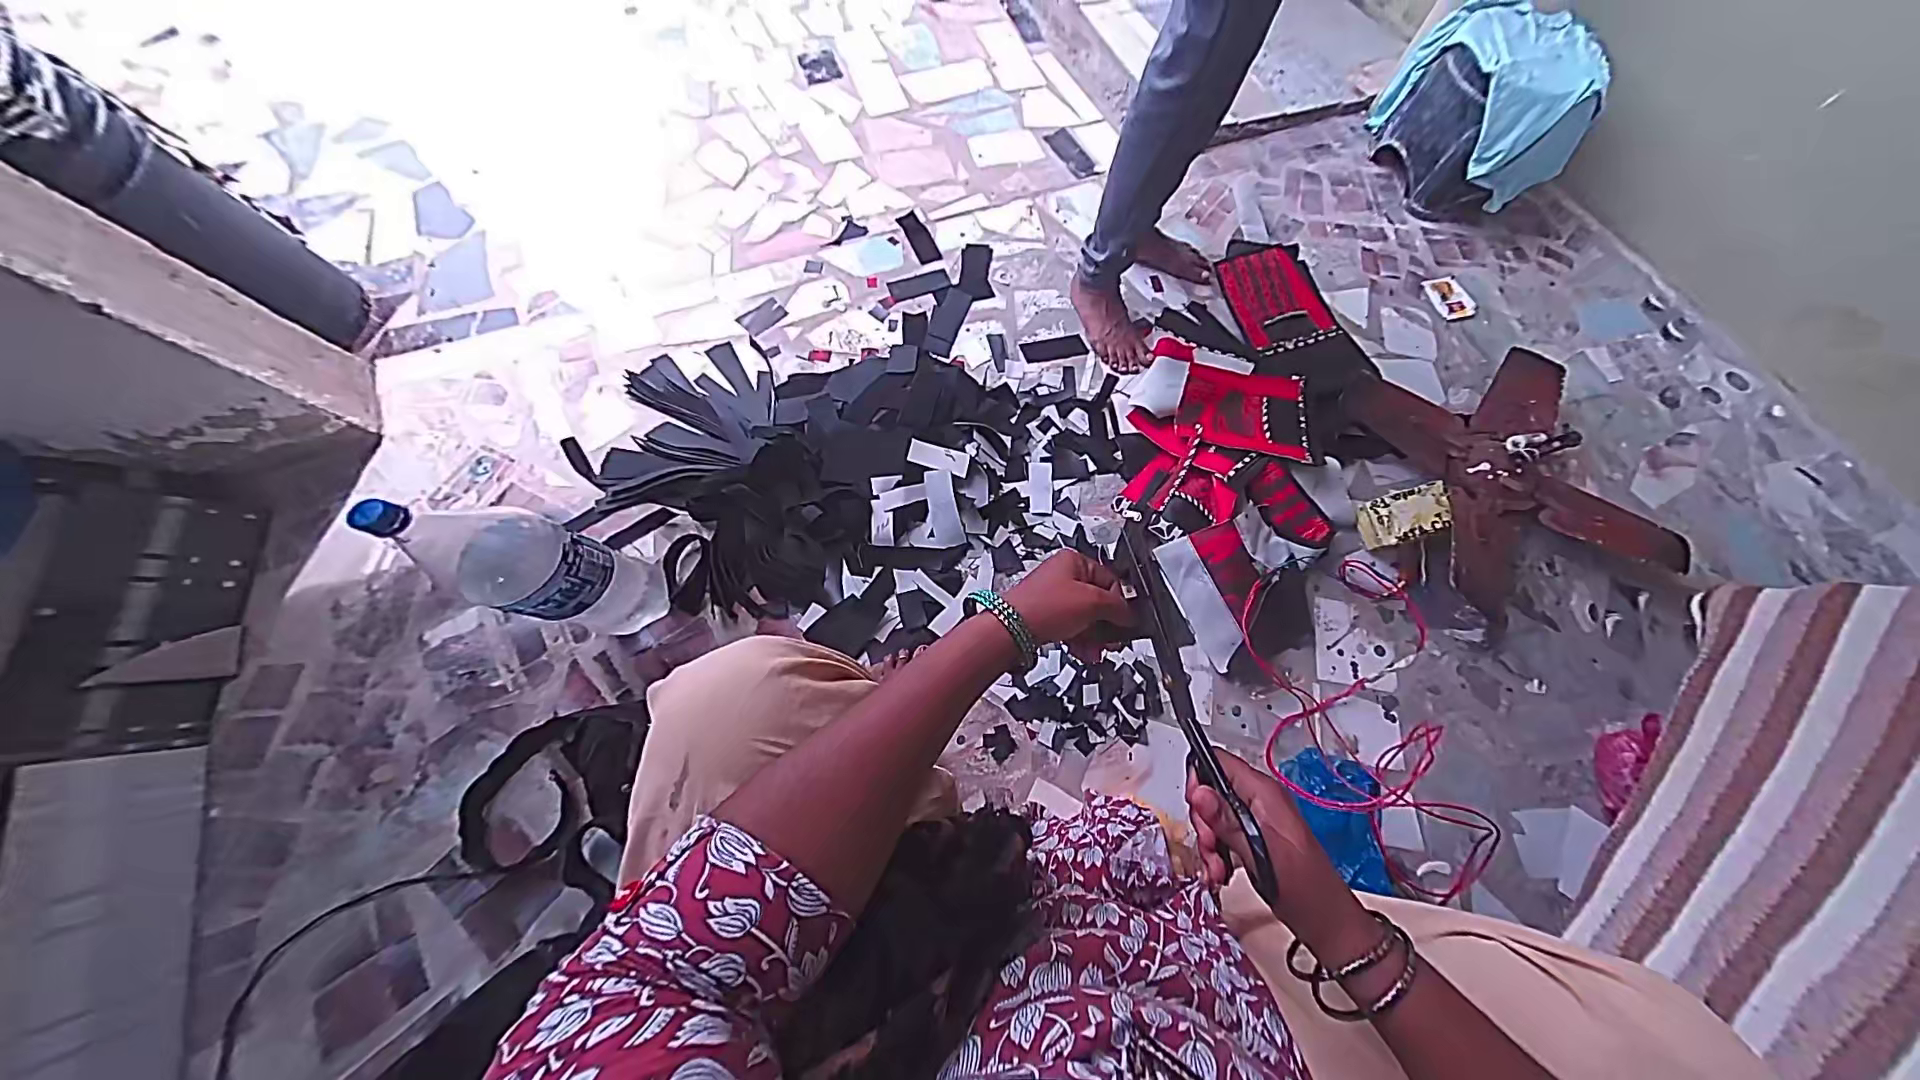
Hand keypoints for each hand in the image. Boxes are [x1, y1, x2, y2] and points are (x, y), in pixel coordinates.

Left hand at [1001, 550, 1133, 661]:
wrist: (1010, 630)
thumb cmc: (1041, 606)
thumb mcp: (1092, 603)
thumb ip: (1118, 607)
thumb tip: (1130, 614)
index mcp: (1074, 560)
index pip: (1111, 579)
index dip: (1120, 602)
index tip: (1126, 620)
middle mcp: (1062, 575)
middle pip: (1097, 601)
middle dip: (1107, 624)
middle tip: (1113, 639)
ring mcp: (1053, 596)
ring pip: (1084, 617)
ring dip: (1095, 636)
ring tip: (1098, 649)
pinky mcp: (1045, 616)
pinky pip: (1071, 627)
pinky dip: (1080, 640)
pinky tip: (1085, 651)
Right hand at [1187, 750, 1372, 952]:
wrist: (1328, 924)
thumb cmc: (1305, 890)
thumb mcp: (1260, 855)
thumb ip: (1227, 821)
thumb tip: (1200, 792)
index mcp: (1264, 794)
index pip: (1217, 761)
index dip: (1198, 780)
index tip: (1198, 813)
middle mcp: (1258, 800)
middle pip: (1210, 790)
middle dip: (1202, 820)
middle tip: (1210, 846)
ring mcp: (1255, 818)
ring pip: (1212, 815)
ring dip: (1207, 842)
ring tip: (1217, 867)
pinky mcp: (1252, 836)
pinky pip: (1222, 832)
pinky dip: (1215, 851)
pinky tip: (1220, 872)